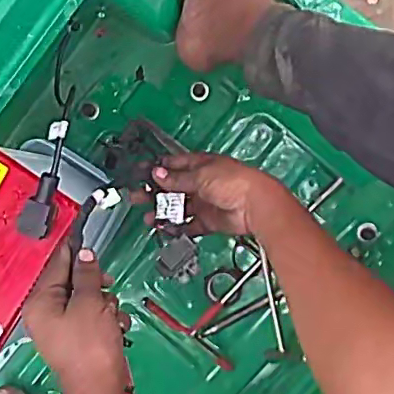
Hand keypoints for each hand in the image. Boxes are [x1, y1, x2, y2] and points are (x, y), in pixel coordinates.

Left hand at [23, 245, 127, 393]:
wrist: (100, 388)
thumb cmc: (90, 348)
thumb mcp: (90, 302)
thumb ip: (87, 275)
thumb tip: (85, 256)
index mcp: (40, 303)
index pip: (56, 265)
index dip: (74, 251)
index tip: (84, 236)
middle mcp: (46, 314)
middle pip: (74, 282)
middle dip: (95, 285)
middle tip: (106, 287)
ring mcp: (62, 328)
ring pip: (88, 299)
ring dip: (106, 304)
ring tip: (111, 317)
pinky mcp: (79, 339)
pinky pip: (94, 317)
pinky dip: (108, 319)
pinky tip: (115, 327)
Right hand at [148, 154, 293, 235]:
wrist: (255, 205)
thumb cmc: (236, 182)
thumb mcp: (201, 176)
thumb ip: (178, 178)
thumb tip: (158, 174)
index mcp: (201, 165)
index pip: (174, 165)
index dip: (158, 169)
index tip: (142, 174)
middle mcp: (203, 183)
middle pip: (173, 188)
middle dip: (155, 193)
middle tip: (139, 197)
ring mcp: (206, 202)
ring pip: (179, 208)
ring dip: (163, 212)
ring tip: (149, 217)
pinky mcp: (210, 220)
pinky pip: (190, 225)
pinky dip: (178, 227)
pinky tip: (166, 228)